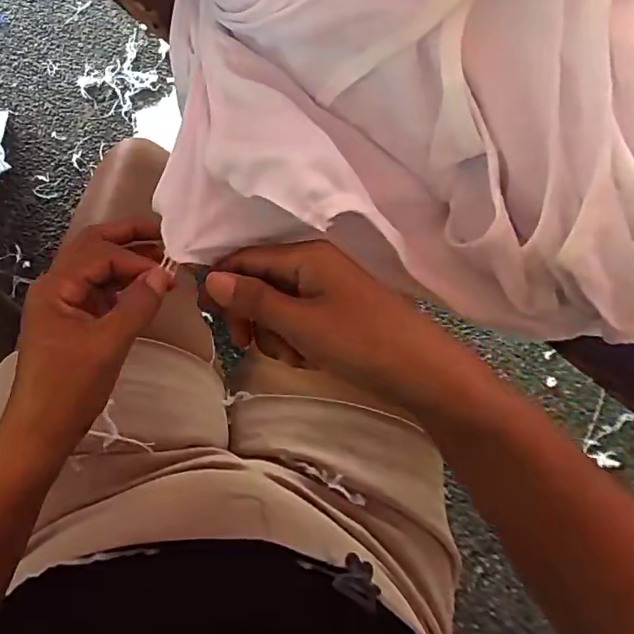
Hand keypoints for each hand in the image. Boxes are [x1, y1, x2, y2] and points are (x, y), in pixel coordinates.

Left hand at [0, 217, 175, 460]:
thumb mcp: (108, 345)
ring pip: (92, 268)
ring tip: (159, 259)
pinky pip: (94, 291)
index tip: (168, 271)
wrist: (38, 430)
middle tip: (162, 234)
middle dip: (125, 238)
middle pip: (91, 247)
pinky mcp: (68, 322)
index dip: (135, 258)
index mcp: (55, 286)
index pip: (99, 253)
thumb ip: (137, 305)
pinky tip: (141, 288)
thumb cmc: (68, 388)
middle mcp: (53, 287)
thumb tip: (164, 273)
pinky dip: (118, 285)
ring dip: (123, 261)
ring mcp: (59, 304)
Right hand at [201, 240, 471, 416]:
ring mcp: (326, 288)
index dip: (221, 283)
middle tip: (246, 345)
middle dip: (249, 314)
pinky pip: (296, 319)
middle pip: (257, 282)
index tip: (205, 314)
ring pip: (275, 305)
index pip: (245, 259)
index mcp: (306, 256)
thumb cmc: (362, 343)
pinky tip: (307, 358)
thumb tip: (210, 278)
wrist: (429, 377)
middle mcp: (313, 264)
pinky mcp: (335, 311)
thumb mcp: (299, 323)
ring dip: (272, 332)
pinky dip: (293, 339)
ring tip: (292, 356)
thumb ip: (253, 299)